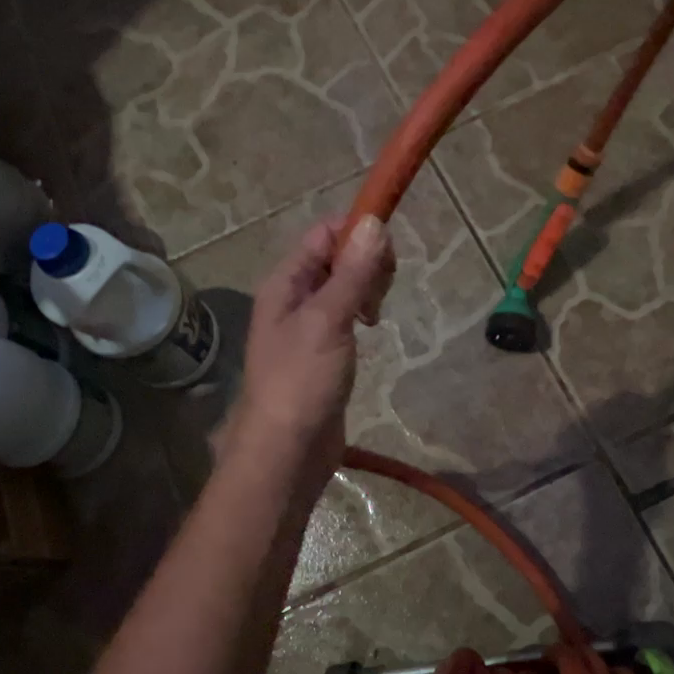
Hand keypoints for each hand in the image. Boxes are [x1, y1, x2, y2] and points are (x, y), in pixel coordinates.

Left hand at [222, 215, 394, 489]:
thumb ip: (351, 272)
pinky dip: (362, 314)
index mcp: (285, 282)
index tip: (388, 257)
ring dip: (367, 290)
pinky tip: (370, 331)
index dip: (357, 233)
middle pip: (337, 256)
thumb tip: (373, 222)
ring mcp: (308, 325)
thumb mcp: (327, 321)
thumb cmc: (301, 382)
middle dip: (366, 265)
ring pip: (345, 286)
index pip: (323, 234)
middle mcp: (293, 297)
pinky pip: (346, 314)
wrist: (287, 451)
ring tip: (373, 318)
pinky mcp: (323, 350)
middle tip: (378, 297)